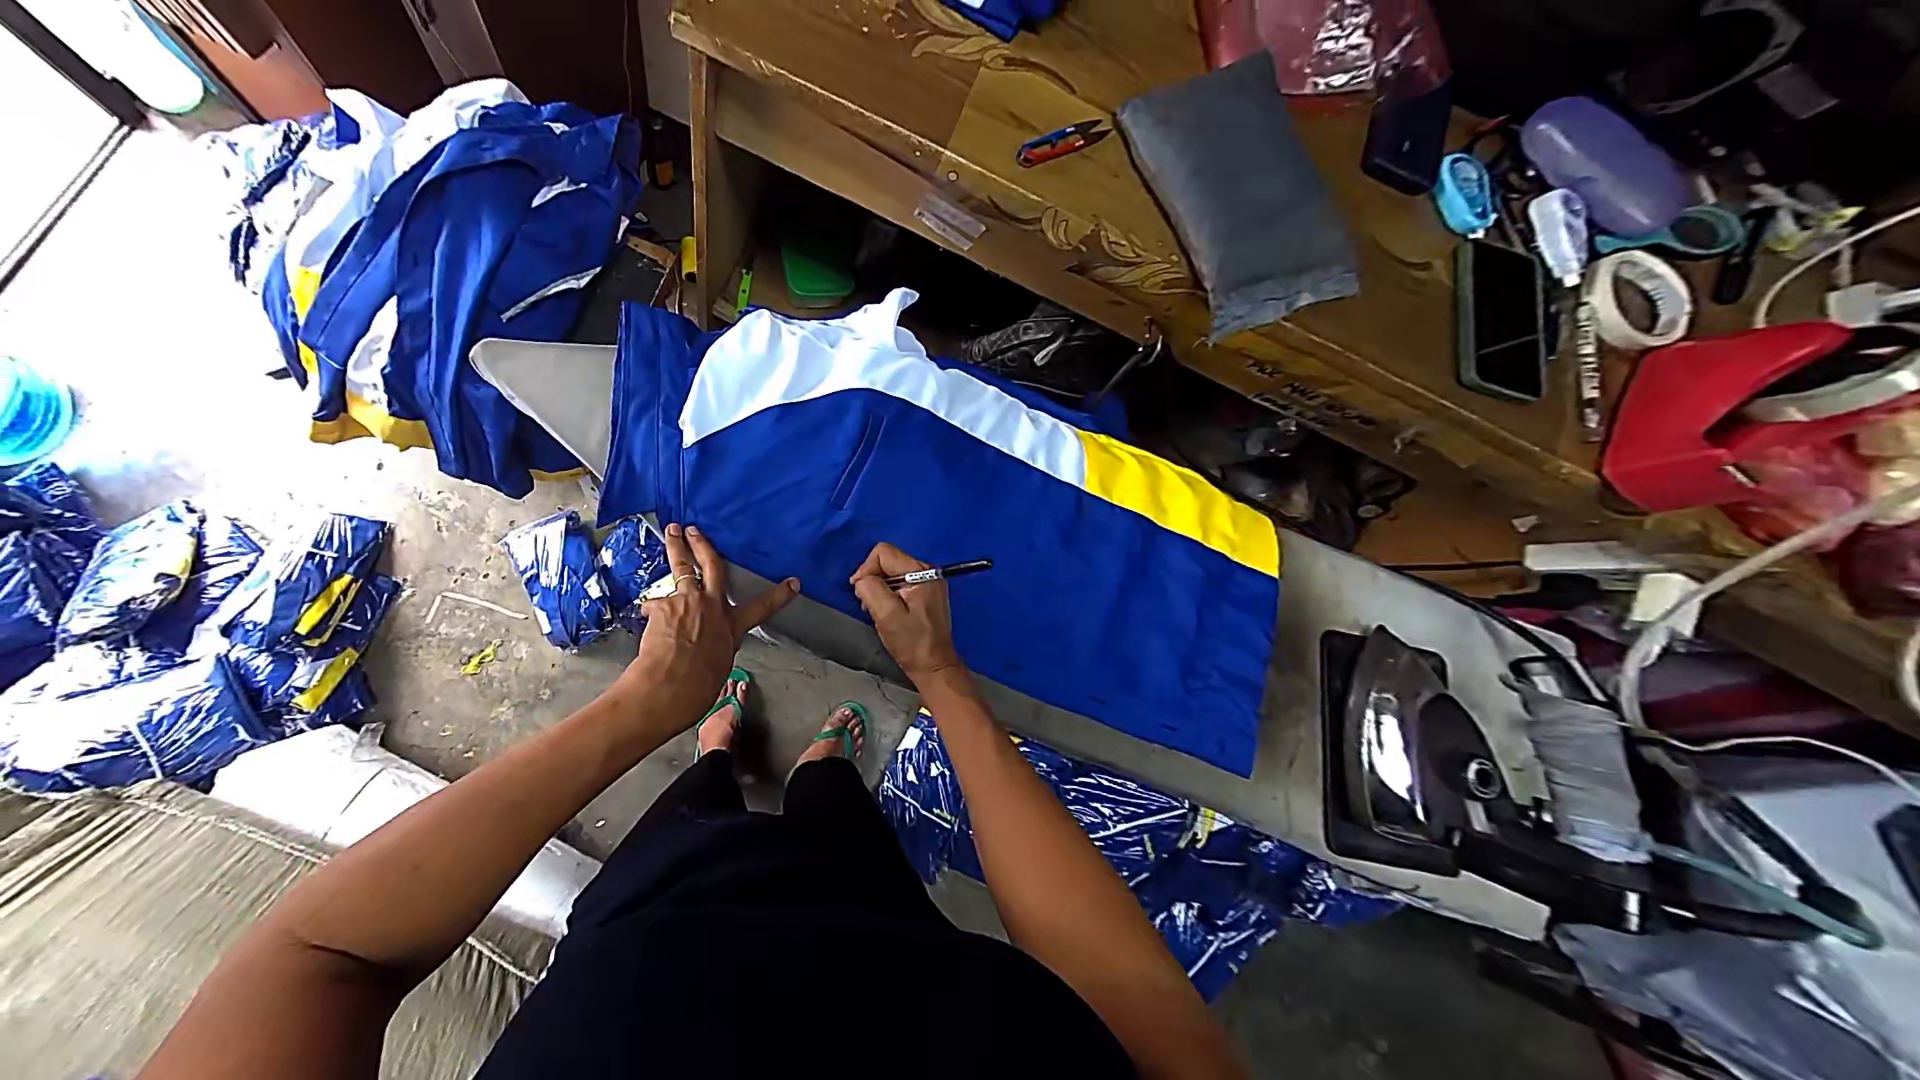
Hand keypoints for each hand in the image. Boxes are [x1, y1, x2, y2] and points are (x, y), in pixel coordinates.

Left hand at [619, 523, 797, 732]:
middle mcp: (713, 608)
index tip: (792, 583)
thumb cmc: (696, 686)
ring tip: (671, 533)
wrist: (669, 686)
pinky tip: (648, 618)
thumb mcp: (719, 666)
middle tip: (695, 530)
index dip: (779, 596)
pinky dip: (653, 610)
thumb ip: (717, 646)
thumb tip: (708, 644)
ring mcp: (689, 602)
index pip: (762, 608)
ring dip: (676, 548)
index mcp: (732, 627)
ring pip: (683, 568)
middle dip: (704, 545)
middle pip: (713, 567)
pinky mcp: (664, 606)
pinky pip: (656, 603)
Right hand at [850, 543, 965, 685]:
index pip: (883, 552)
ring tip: (879, 612)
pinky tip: (890, 613)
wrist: (934, 666)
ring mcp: (930, 583)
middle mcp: (928, 572)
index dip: (867, 569)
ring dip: (881, 589)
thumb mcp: (886, 614)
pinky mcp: (928, 594)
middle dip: (874, 580)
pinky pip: (901, 584)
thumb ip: (871, 588)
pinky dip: (890, 595)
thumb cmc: (912, 643)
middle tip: (870, 606)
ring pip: (893, 573)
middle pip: (889, 561)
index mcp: (921, 572)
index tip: (862, 593)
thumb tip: (863, 579)